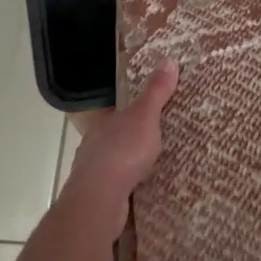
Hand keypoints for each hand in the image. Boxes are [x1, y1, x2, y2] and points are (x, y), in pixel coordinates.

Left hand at [67, 60, 178, 200]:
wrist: (98, 201)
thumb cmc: (122, 151)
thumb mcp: (146, 116)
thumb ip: (156, 91)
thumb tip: (168, 59)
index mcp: (103, 123)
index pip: (117, 114)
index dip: (132, 114)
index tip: (149, 117)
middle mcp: (92, 146)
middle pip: (114, 139)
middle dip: (131, 142)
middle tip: (157, 143)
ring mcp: (91, 174)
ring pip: (112, 165)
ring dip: (128, 167)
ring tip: (152, 169)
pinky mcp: (95, 199)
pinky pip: (115, 188)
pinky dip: (126, 188)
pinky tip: (142, 191)